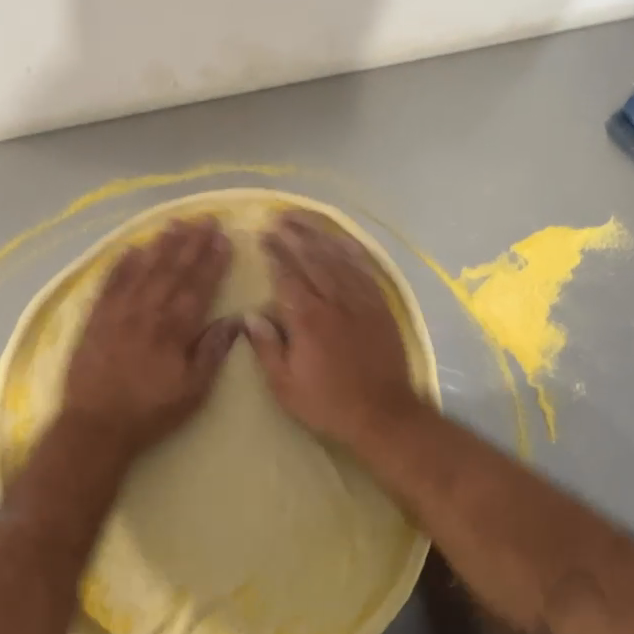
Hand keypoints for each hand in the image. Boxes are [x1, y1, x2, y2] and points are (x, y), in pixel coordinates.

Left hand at [59, 216, 241, 455]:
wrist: (94, 426)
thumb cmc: (150, 412)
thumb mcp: (193, 392)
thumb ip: (212, 353)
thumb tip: (235, 321)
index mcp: (175, 330)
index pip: (199, 286)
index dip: (213, 261)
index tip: (224, 238)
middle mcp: (148, 313)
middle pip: (173, 270)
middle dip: (191, 242)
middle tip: (205, 218)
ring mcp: (119, 312)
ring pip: (144, 269)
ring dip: (161, 244)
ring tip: (176, 222)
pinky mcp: (95, 317)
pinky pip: (111, 281)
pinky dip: (123, 262)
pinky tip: (134, 246)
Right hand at [247, 210, 427, 447]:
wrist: (383, 414)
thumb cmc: (328, 404)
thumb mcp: (285, 386)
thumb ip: (267, 348)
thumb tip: (250, 316)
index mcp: (307, 320)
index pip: (287, 275)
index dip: (274, 253)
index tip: (262, 235)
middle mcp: (334, 302)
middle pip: (312, 258)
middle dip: (294, 236)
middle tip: (279, 219)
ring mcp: (361, 302)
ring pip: (338, 258)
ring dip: (319, 236)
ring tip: (303, 220)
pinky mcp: (381, 307)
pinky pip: (365, 270)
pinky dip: (351, 251)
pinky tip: (341, 241)